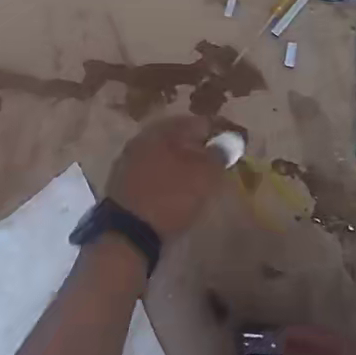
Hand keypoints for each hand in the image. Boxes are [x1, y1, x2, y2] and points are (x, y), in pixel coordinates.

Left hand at [104, 113, 230, 241]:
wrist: (126, 231)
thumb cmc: (171, 198)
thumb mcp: (204, 176)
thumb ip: (219, 154)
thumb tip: (231, 139)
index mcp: (166, 129)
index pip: (201, 122)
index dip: (220, 133)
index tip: (234, 146)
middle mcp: (146, 135)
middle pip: (180, 134)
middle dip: (198, 146)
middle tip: (216, 162)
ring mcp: (130, 156)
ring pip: (164, 151)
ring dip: (180, 159)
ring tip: (196, 176)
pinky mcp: (121, 178)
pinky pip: (151, 167)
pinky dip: (164, 173)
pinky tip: (172, 187)